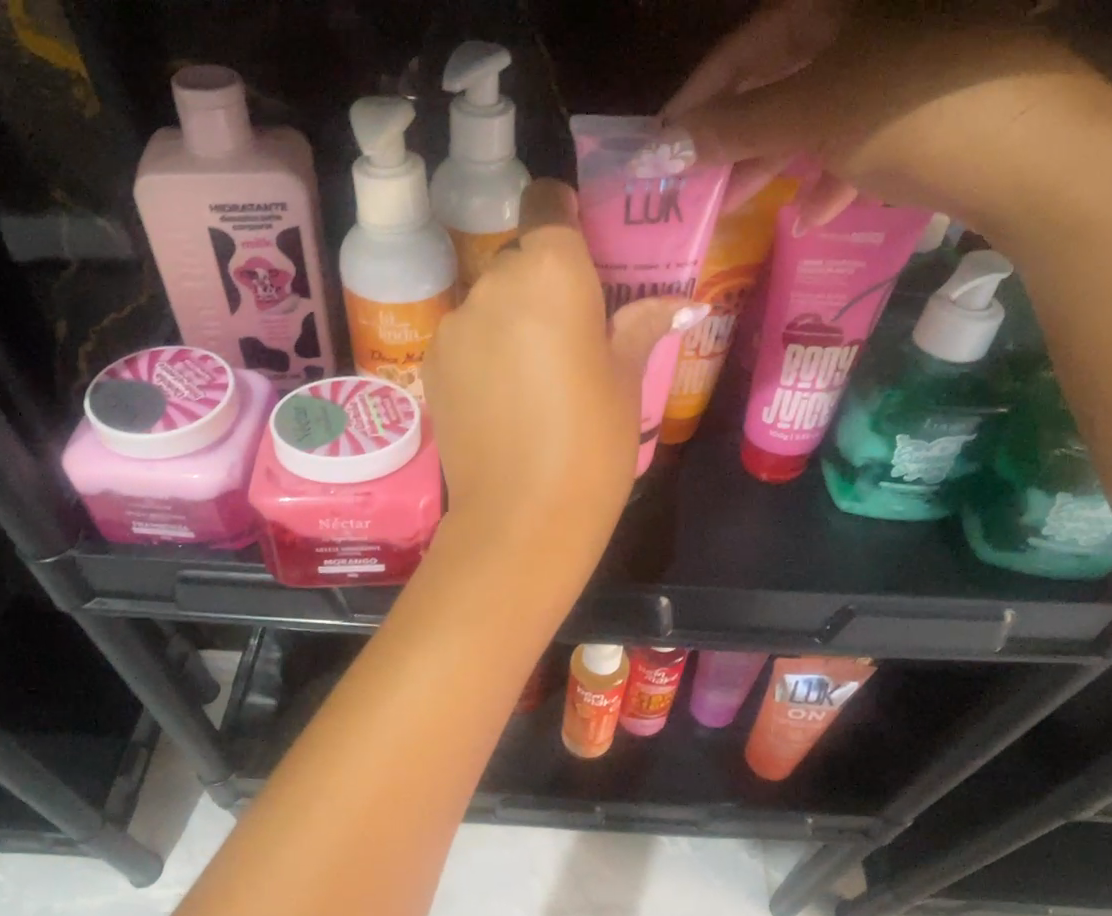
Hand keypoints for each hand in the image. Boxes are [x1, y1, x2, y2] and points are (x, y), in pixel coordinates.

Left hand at [426, 180, 686, 559]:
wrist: (522, 516)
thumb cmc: (592, 443)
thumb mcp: (627, 382)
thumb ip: (640, 327)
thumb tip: (681, 303)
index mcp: (551, 271)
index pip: (546, 204)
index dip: (561, 216)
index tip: (579, 250)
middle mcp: (494, 283)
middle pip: (518, 260)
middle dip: (542, 284)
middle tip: (571, 333)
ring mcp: (455, 324)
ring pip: (488, 302)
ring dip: (510, 320)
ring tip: (534, 377)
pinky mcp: (430, 363)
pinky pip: (464, 338)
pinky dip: (482, 352)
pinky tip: (501, 398)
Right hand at [668, 4, 1099, 231]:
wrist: (1037, 152)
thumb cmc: (910, 109)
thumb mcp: (810, 114)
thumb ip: (736, 126)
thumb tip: (670, 141)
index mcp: (840, 5)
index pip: (748, 44)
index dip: (701, 94)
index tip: (664, 141)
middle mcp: (874, 23)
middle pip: (784, 78)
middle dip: (738, 134)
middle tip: (699, 181)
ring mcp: (910, 67)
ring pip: (823, 113)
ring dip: (779, 159)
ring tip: (742, 205)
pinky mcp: (937, 112)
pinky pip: (867, 139)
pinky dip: (834, 174)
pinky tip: (812, 214)